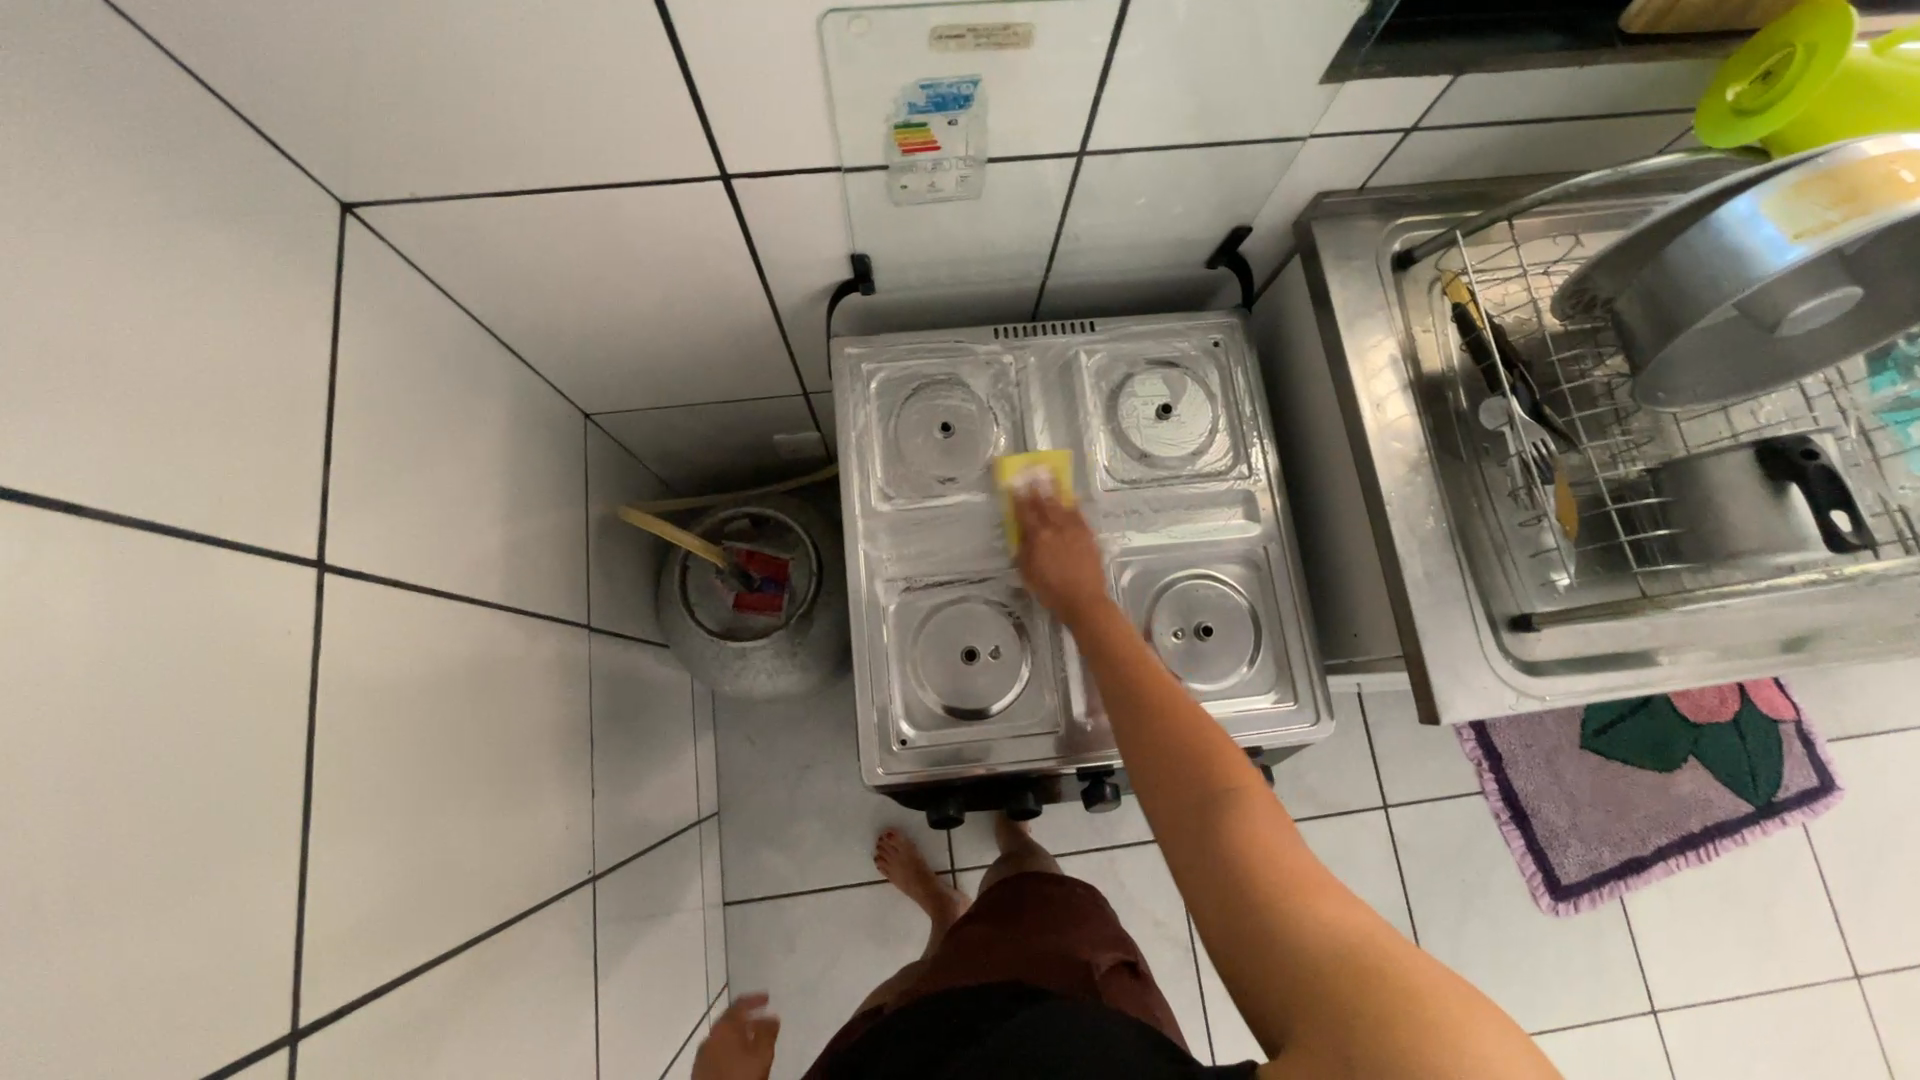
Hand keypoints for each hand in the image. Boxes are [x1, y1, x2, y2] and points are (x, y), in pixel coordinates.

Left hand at [693, 993, 779, 1079]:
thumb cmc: (740, 1076)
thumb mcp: (762, 1054)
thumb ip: (768, 1032)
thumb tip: (772, 1017)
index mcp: (725, 1026)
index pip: (740, 1003)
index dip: (755, 999)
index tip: (768, 998)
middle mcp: (710, 1035)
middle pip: (730, 1020)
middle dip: (749, 1019)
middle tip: (764, 1022)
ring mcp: (702, 1054)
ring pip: (723, 1037)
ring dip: (739, 1035)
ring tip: (754, 1043)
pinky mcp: (699, 1070)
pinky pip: (717, 1051)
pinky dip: (730, 1049)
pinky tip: (739, 1060)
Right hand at [1012, 487, 1108, 627]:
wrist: (1083, 600)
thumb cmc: (1050, 591)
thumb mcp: (1027, 573)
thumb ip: (1023, 551)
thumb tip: (1021, 535)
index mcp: (1037, 537)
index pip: (1025, 512)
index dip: (1019, 497)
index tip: (1015, 483)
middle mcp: (1055, 528)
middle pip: (1045, 503)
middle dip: (1038, 486)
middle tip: (1034, 471)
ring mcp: (1074, 530)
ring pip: (1063, 505)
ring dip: (1055, 489)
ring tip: (1051, 476)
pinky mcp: (1088, 535)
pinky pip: (1079, 515)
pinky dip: (1073, 504)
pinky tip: (1071, 497)